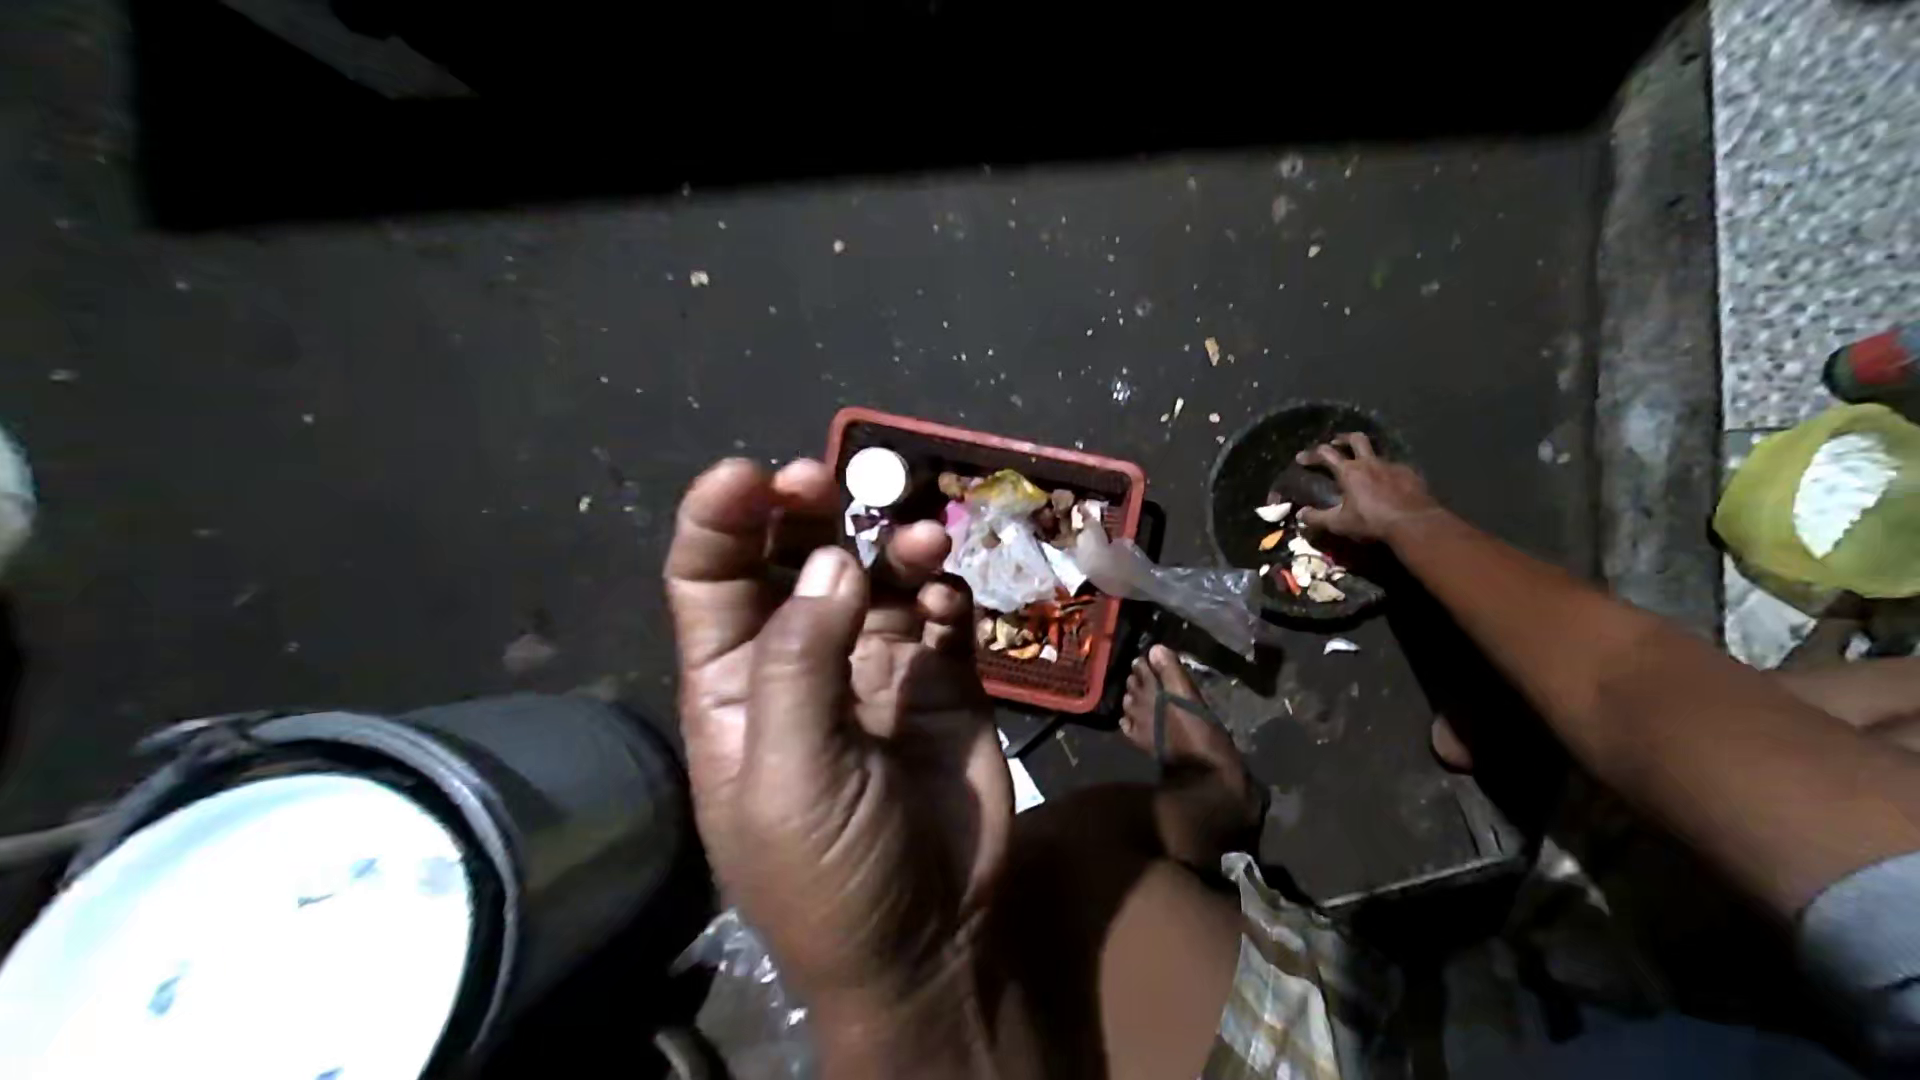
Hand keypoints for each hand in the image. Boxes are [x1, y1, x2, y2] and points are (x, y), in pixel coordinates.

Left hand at [665, 458, 1011, 1063]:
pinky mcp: (940, 672)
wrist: (932, 940)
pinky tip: (946, 591)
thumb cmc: (828, 876)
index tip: (747, 475)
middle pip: (792, 558)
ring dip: (890, 543)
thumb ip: (799, 665)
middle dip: (804, 510)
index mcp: (736, 682)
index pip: (710, 580)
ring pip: (875, 571)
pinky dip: (941, 586)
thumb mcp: (786, 779)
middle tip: (828, 479)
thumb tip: (829, 562)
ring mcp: (876, 661)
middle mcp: (803, 657)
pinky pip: (938, 608)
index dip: (719, 520)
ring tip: (919, 539)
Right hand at [1295, 432, 1442, 542]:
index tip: (1301, 458)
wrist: (1414, 522)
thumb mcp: (1339, 523)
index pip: (1326, 454)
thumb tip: (1299, 514)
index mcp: (1349, 472)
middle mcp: (1370, 463)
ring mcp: (1392, 466)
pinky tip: (1386, 485)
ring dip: (1366, 458)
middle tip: (1335, 443)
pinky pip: (1394, 468)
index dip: (1311, 454)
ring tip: (1362, 469)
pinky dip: (1385, 473)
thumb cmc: (1372, 521)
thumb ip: (1317, 518)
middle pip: (1356, 439)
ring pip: (1376, 454)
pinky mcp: (1410, 474)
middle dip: (1343, 438)